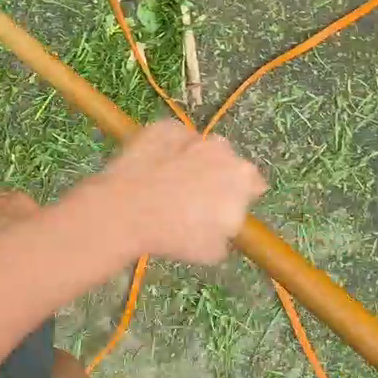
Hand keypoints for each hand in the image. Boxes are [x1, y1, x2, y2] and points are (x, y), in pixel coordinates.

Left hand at [74, 120, 266, 264]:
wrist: (125, 210)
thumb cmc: (174, 234)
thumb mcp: (214, 250)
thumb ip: (227, 233)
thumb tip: (221, 226)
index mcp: (242, 178)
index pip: (252, 184)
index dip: (237, 197)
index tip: (219, 208)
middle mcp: (221, 149)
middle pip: (226, 162)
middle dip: (214, 176)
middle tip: (192, 197)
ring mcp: (190, 134)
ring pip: (198, 147)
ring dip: (191, 159)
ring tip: (166, 181)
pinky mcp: (162, 127)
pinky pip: (171, 138)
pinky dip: (165, 149)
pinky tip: (150, 167)